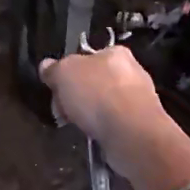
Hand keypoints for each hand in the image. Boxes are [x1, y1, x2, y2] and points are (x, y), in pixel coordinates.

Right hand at [38, 46, 189, 189]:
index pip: (87, 58)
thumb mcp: (64, 74)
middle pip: (95, 82)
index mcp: (115, 53)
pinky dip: (105, 129)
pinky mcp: (142, 124)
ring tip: (82, 127)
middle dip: (78, 97)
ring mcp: (140, 99)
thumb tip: (46, 66)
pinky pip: (116, 123)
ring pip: (106, 104)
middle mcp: (132, 72)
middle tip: (65, 112)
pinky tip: (98, 136)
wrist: (131, 132)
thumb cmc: (97, 95)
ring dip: (91, 115)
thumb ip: (54, 69)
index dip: (68, 75)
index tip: (58, 91)